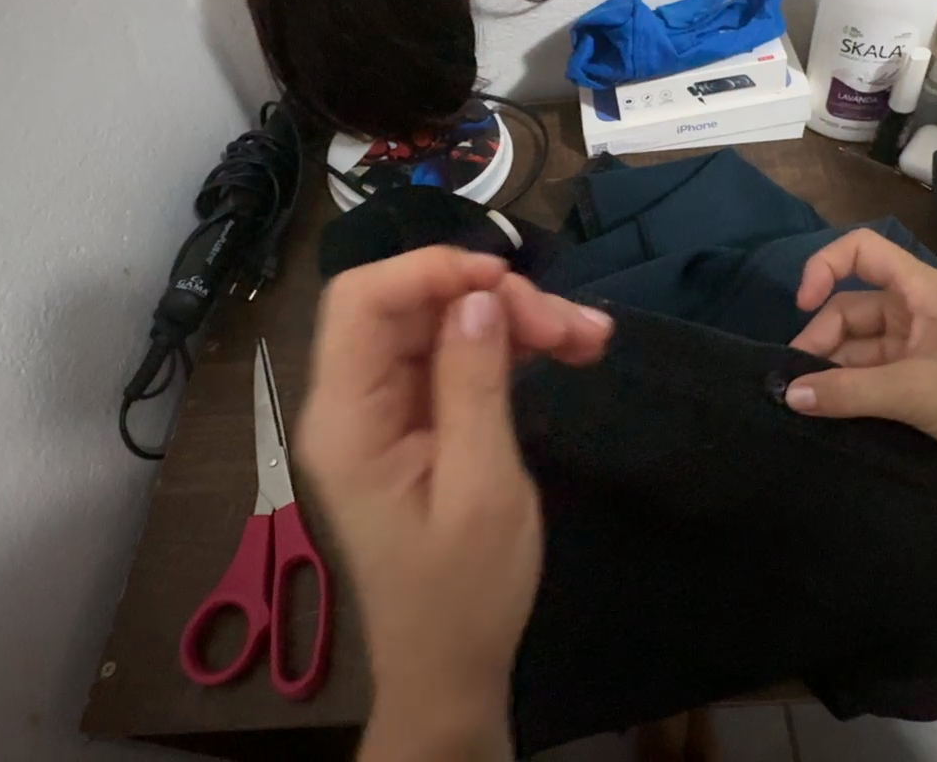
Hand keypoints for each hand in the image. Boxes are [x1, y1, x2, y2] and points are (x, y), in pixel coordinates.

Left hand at [297, 247, 610, 750]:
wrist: (452, 665)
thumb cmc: (465, 594)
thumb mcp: (482, 487)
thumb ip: (474, 383)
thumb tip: (480, 296)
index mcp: (347, 419)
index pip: (362, 302)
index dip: (430, 270)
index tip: (506, 280)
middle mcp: (355, 401)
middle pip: (412, 307)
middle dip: (494, 300)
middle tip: (572, 328)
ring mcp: (386, 408)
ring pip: (444, 324)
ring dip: (516, 320)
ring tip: (589, 337)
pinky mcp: (418, 418)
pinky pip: (459, 356)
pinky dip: (512, 347)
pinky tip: (567, 351)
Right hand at [783, 230, 936, 503]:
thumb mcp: (918, 391)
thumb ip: (847, 391)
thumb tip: (786, 395)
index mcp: (924, 292)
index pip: (862, 251)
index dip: (824, 267)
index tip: (801, 305)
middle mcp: (919, 316)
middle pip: (851, 309)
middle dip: (819, 340)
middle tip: (793, 383)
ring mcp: (923, 356)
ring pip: (859, 352)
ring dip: (831, 373)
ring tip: (802, 405)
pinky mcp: (927, 394)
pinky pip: (874, 384)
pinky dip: (849, 397)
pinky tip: (827, 418)